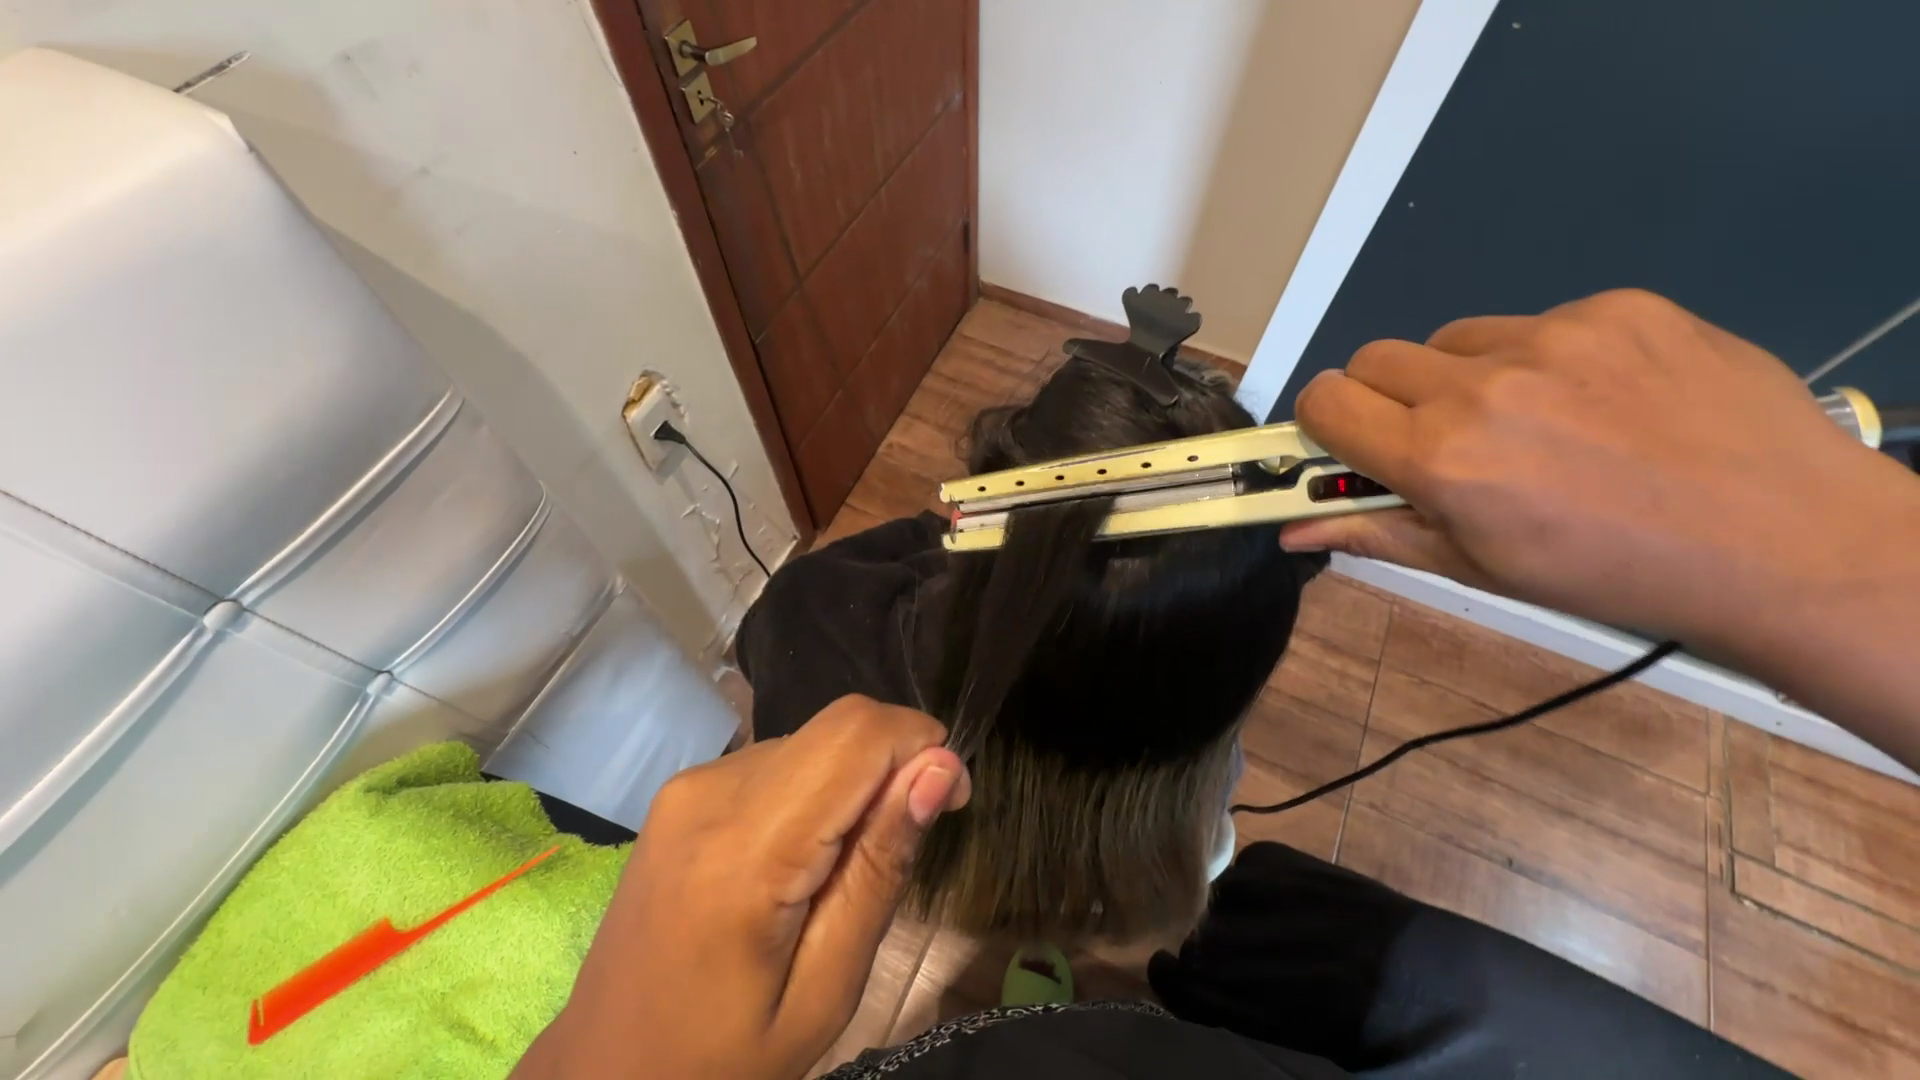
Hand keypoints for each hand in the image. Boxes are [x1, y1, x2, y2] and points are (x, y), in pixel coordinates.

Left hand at [513, 696, 969, 1079]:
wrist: (606, 1074)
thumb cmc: (724, 1059)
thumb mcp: (826, 989)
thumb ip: (881, 867)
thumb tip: (939, 767)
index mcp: (745, 849)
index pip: (858, 733)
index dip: (922, 746)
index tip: (948, 804)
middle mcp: (711, 790)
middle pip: (838, 727)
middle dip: (893, 765)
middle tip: (899, 849)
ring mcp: (689, 784)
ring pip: (812, 739)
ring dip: (853, 782)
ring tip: (840, 871)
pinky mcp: (683, 790)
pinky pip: (779, 760)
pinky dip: (815, 791)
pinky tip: (801, 860)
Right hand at [1280, 289, 1919, 647]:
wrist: (1786, 542)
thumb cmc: (1609, 572)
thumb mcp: (1477, 567)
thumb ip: (1372, 533)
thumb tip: (1289, 529)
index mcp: (1440, 458)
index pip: (1324, 400)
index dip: (1326, 423)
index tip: (1351, 443)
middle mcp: (1483, 386)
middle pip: (1372, 358)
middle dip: (1384, 399)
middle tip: (1435, 439)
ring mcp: (1555, 337)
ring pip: (1450, 338)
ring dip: (1458, 376)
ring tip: (1525, 421)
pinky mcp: (1619, 307)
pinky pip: (1534, 321)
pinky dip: (1539, 358)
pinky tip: (1593, 400)